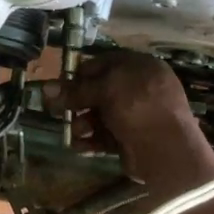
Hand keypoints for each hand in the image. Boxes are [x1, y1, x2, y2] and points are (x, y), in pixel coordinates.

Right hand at [42, 52, 213, 194]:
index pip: (104, 63)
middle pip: (100, 90)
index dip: (80, 73)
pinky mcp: (133, 139)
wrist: (167, 150)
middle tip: (57, 110)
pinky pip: (107, 135)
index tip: (59, 85)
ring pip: (101, 115)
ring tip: (75, 132)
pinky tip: (79, 146)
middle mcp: (140, 88)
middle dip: (78, 102)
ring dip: (83, 122)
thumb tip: (46, 88)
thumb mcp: (106, 90)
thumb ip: (76, 90)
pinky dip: (92, 140)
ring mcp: (138, 115)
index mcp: (140, 66)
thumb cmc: (138, 107)